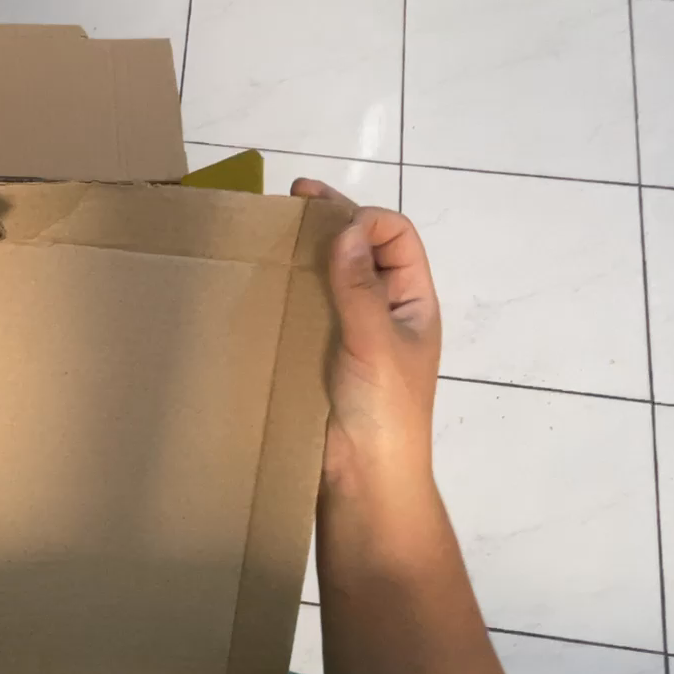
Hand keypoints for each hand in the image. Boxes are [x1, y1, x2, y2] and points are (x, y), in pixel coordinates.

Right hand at [290, 178, 441, 496]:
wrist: (362, 475)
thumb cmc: (384, 409)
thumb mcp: (376, 342)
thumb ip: (359, 287)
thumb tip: (347, 226)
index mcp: (411, 302)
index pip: (395, 238)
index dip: (365, 219)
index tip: (323, 216)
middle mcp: (381, 311)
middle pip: (361, 251)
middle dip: (332, 222)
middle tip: (292, 198)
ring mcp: (347, 335)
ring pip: (329, 281)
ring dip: (305, 256)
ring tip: (270, 237)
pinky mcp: (316, 358)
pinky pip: (304, 314)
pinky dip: (287, 293)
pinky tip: (262, 287)